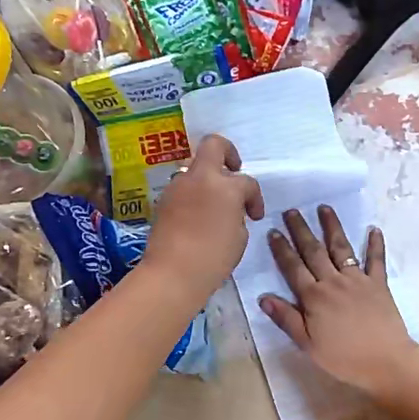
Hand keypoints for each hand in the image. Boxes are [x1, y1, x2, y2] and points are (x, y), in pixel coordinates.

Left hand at [142, 134, 262, 296]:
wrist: (172, 273)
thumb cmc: (213, 258)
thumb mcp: (239, 236)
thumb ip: (237, 214)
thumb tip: (229, 210)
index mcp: (225, 185)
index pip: (247, 182)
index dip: (255, 198)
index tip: (254, 216)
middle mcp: (200, 178)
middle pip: (213, 145)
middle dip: (228, 152)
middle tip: (234, 169)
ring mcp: (178, 186)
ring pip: (194, 169)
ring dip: (206, 179)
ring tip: (212, 203)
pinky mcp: (163, 200)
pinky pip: (182, 188)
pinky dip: (192, 195)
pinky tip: (196, 216)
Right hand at [259, 207, 418, 398]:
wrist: (386, 361)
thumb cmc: (344, 358)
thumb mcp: (308, 344)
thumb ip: (286, 319)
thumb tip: (263, 297)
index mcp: (314, 297)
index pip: (293, 267)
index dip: (282, 249)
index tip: (274, 231)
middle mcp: (333, 282)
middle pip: (314, 251)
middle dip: (301, 230)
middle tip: (292, 211)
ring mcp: (357, 280)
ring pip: (341, 247)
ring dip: (332, 226)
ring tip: (324, 208)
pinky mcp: (379, 284)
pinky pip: (376, 260)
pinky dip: (375, 244)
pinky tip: (374, 229)